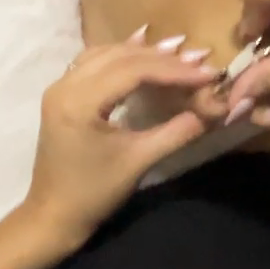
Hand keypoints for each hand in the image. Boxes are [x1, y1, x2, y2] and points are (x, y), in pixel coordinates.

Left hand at [23, 38, 217, 241]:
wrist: (53, 214)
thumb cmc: (94, 192)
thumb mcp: (139, 161)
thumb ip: (178, 131)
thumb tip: (216, 109)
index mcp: (79, 102)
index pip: (132, 70)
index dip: (173, 70)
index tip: (208, 74)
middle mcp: (63, 86)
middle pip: (119, 57)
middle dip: (161, 59)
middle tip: (199, 63)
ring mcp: (58, 88)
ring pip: (104, 54)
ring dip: (141, 54)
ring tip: (178, 58)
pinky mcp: (60, 95)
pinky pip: (92, 63)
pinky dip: (120, 58)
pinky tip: (143, 56)